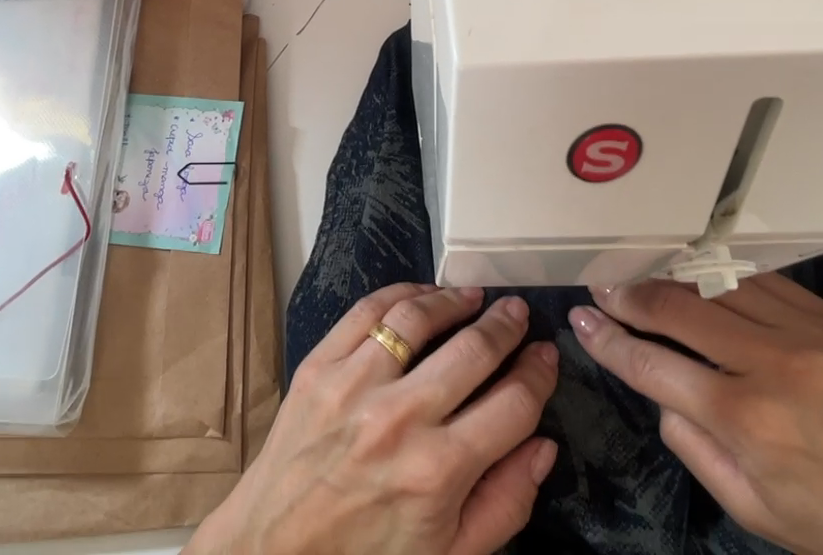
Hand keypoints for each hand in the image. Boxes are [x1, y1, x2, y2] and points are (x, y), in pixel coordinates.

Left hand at [188, 283, 558, 554]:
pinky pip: (364, 311)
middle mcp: (400, 419)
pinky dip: (398, 293)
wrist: (276, 548)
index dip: (538, 374)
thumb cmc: (370, 553)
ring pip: (416, 318)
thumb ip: (507, 502)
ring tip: (472, 296)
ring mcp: (354, 385)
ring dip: (452, 300)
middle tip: (517, 312)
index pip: (513, 404)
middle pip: (472, 351)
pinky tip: (419, 295)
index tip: (546, 354)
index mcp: (440, 470)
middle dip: (505, 326)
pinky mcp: (318, 367)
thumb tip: (543, 443)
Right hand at [569, 273, 822, 554]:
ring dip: (668, 278)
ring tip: (640, 275)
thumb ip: (695, 451)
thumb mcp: (758, 514)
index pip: (650, 365)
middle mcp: (769, 366)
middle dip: (627, 296)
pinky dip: (721, 276)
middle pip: (674, 309)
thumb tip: (664, 399)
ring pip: (714, 285)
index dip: (606, 339)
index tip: (579, 319)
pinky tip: (700, 276)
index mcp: (745, 424)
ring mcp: (808, 334)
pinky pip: (763, 283)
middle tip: (600, 287)